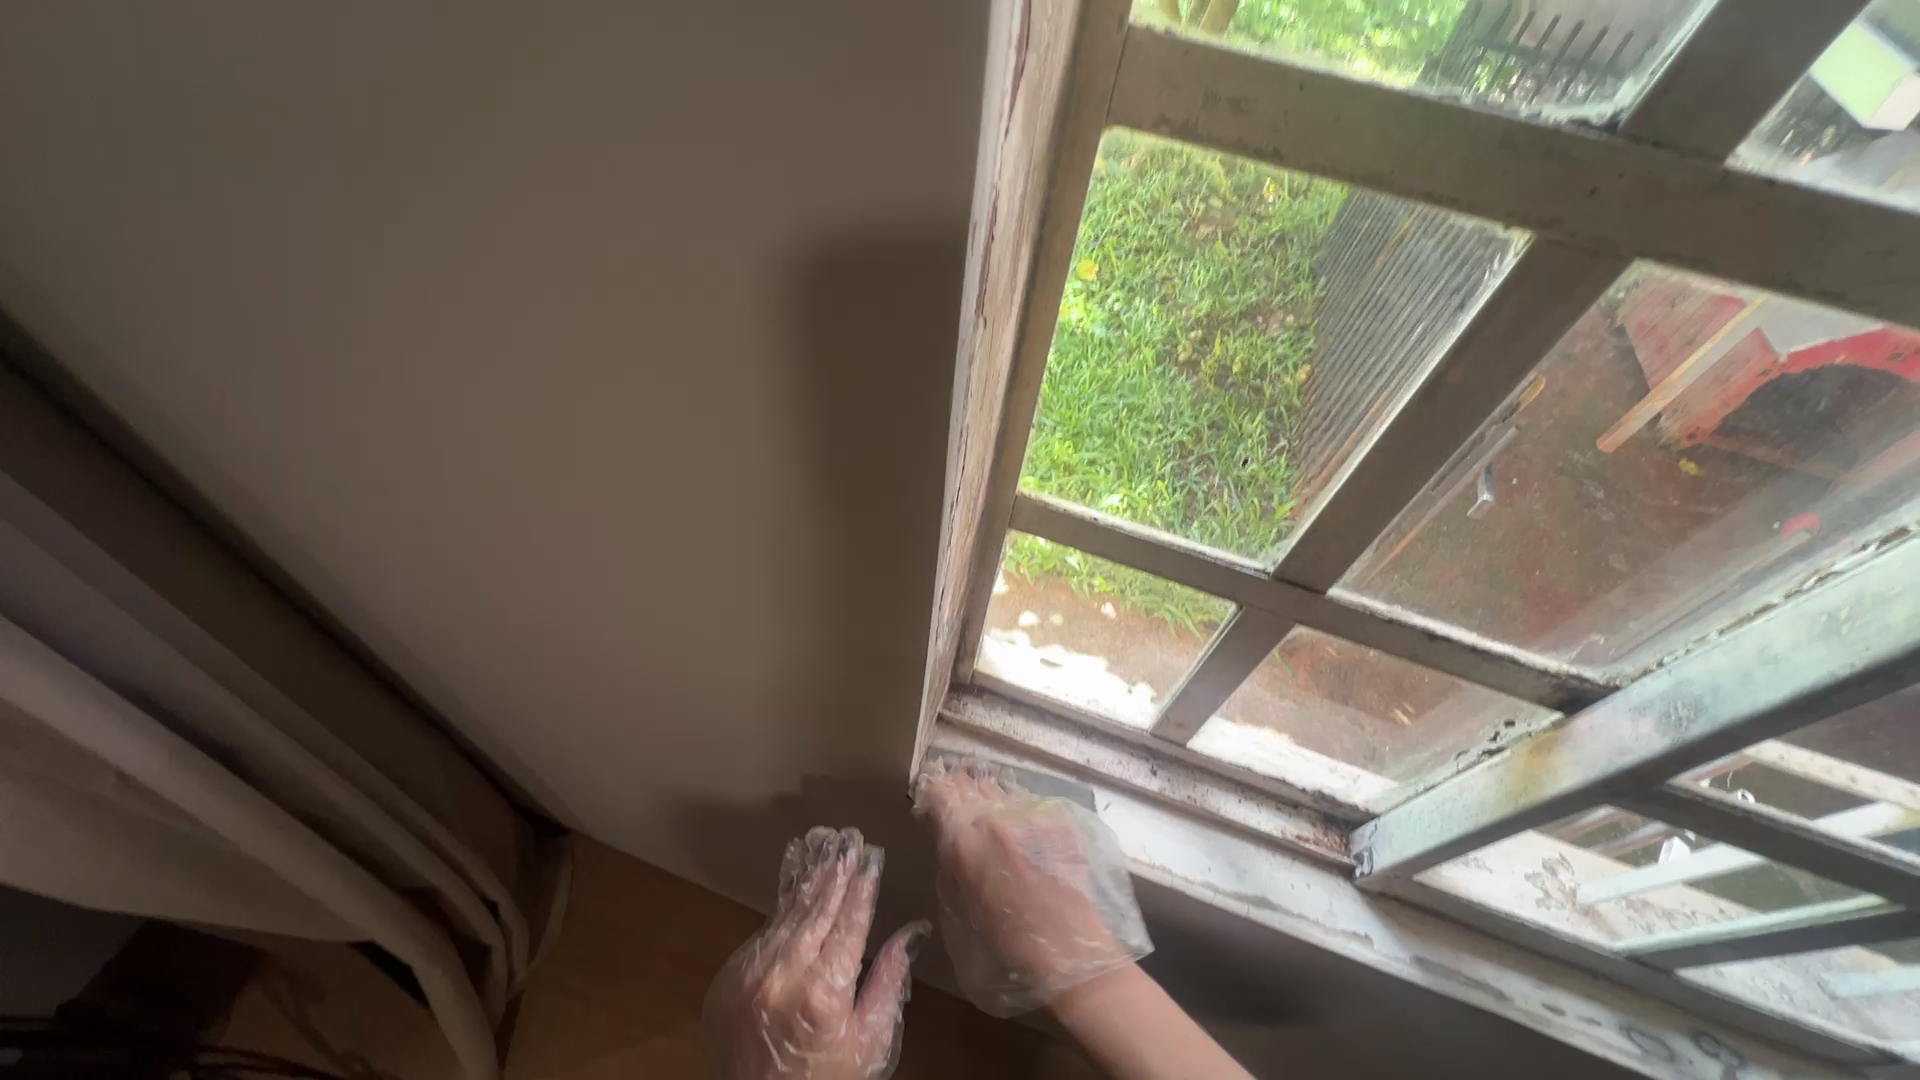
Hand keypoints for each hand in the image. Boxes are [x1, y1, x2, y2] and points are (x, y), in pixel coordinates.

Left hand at [704, 827, 929, 1079]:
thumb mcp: (871, 1041)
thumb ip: (889, 980)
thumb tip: (914, 931)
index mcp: (824, 992)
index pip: (850, 921)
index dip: (863, 885)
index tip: (872, 855)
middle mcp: (783, 976)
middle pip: (817, 909)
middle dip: (836, 871)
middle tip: (848, 839)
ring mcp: (749, 976)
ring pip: (787, 914)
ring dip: (809, 880)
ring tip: (825, 848)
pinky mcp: (727, 980)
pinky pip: (763, 934)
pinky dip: (782, 909)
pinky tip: (797, 886)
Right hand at [914, 758, 1148, 1015]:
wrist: (1067, 959)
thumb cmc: (1001, 951)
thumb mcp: (953, 913)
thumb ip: (946, 866)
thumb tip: (944, 840)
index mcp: (962, 842)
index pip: (939, 791)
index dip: (933, 795)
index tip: (932, 805)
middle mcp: (995, 818)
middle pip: (970, 783)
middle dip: (961, 793)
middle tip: (961, 811)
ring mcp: (1031, 816)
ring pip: (1001, 791)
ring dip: (992, 802)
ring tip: (995, 825)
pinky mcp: (1059, 820)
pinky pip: (1030, 805)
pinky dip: (1020, 815)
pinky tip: (1023, 836)